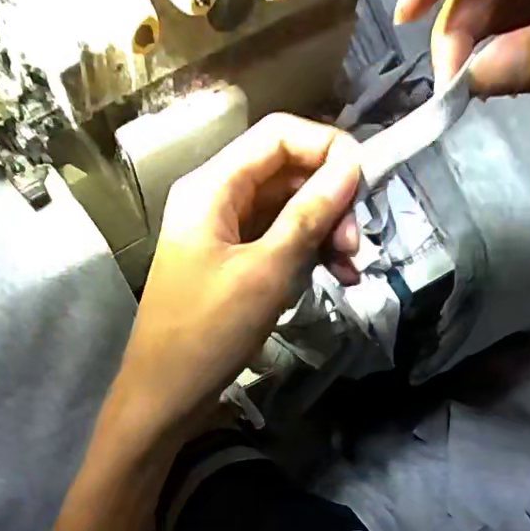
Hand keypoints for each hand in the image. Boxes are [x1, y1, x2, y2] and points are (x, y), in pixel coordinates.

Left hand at [105, 114, 360, 442]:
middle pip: (286, 171)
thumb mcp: (267, 271)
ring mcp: (222, 233)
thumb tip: (352, 167)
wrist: (164, 395)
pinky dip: (307, 255)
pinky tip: (334, 278)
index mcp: (212, 186)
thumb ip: (310, 214)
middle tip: (356, 245)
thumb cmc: (209, 332)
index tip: (365, 185)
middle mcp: (216, 199)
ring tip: (351, 269)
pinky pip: (277, 242)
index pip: (279, 135)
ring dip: (324, 231)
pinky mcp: (231, 264)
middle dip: (330, 200)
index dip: (328, 149)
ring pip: (286, 210)